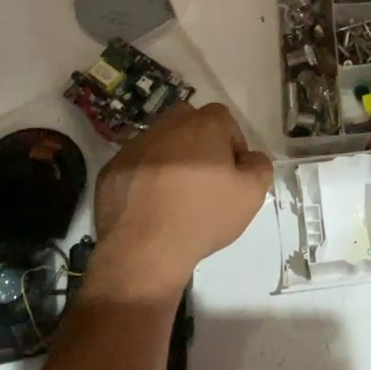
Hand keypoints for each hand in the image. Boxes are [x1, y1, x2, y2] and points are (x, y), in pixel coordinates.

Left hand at [89, 102, 272, 296]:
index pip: (225, 120)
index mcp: (202, 124)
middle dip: (200, 146)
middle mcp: (166, 126)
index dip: (232, 146)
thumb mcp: (251, 194)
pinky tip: (151, 207)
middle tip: (204, 181)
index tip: (231, 174)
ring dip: (170, 162)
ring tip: (175, 198)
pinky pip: (136, 166)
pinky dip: (145, 180)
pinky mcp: (111, 169)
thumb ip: (259, 166)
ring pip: (160, 145)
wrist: (143, 249)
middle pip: (189, 126)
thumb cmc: (202, 216)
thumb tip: (249, 158)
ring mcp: (133, 146)